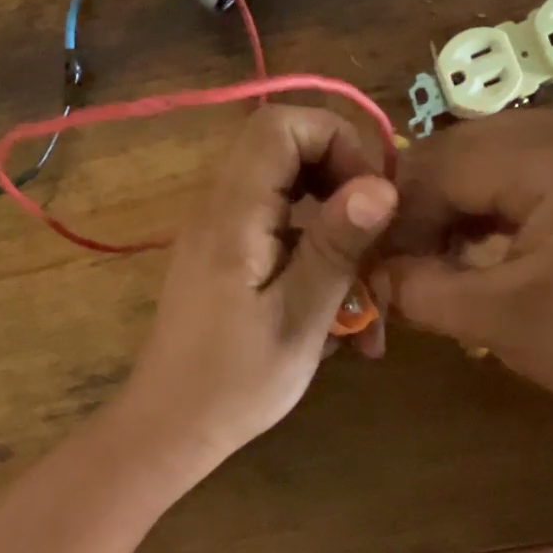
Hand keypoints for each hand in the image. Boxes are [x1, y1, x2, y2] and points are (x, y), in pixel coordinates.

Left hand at [116, 105, 398, 462]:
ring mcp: (216, 238)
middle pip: (284, 153)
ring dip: (332, 231)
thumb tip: (382, 184)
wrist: (170, 428)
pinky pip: (273, 235)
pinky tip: (338, 314)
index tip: (375, 194)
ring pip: (285, 199)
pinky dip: (310, 259)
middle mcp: (217, 212)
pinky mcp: (221, 265)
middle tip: (378, 237)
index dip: (337, 140)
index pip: (281, 125)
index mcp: (232, 215)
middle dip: (342, 184)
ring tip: (367, 290)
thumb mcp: (299, 316)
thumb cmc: (235, 382)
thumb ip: (336, 245)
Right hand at [371, 111, 552, 433]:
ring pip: (498, 157)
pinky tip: (476, 250)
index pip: (446, 161)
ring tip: (429, 260)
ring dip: (455, 206)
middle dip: (423, 205)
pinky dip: (494, 207)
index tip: (367, 260)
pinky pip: (534, 172)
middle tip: (393, 261)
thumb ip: (417, 288)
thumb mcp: (496, 320)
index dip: (396, 211)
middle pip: (471, 147)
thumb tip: (366, 270)